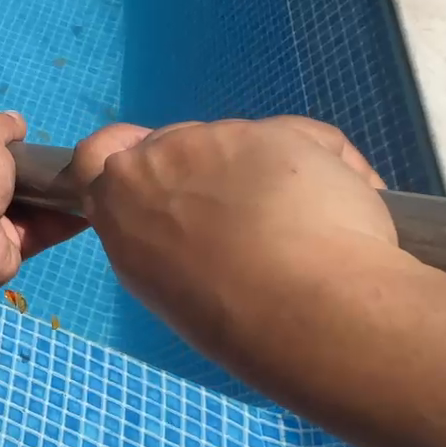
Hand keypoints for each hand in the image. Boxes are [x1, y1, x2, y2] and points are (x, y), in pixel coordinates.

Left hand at [0, 112, 90, 289]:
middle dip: (30, 172)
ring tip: (88, 182)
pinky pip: (41, 230)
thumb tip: (15, 120)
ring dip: (52, 196)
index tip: (24, 140)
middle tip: (63, 162)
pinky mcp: (7, 245)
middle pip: (0, 178)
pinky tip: (91, 209)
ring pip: (24, 205)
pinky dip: (64, 221)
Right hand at [69, 117, 404, 345]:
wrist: (298, 308)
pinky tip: (347, 209)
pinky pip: (307, 138)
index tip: (162, 175)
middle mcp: (150, 159)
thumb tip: (181, 221)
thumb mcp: (150, 274)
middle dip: (210, 167)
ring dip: (269, 169)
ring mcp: (208, 140)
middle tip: (250, 213)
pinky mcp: (272, 134)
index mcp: (112, 197)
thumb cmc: (218, 313)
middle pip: (176, 143)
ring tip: (309, 224)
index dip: (128, 154)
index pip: (97, 152)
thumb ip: (146, 229)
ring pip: (242, 141)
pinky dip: (332, 166)